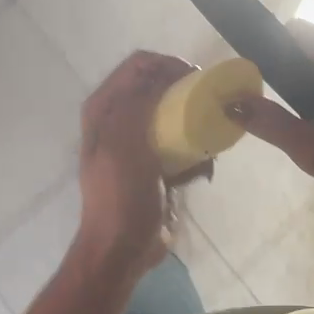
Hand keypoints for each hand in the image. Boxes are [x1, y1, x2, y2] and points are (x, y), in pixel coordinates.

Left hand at [72, 51, 192, 281]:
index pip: (139, 64)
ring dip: (194, 126)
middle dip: (186, 95)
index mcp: (104, 107)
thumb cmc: (120, 195)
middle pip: (158, 86)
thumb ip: (139, 102)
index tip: (194, 79)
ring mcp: (136, 141)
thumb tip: (164, 75)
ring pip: (174, 114)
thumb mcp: (125, 142)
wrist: (122, 249)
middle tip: (209, 106)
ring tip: (207, 143)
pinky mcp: (154, 163)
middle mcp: (118, 117)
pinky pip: (181, 144)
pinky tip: (203, 169)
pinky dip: (195, 152)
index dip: (167, 64)